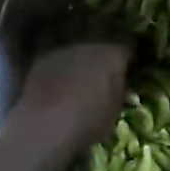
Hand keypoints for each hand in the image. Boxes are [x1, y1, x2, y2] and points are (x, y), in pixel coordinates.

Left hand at [4, 42, 131, 170]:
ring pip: (76, 54)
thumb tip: (117, 85)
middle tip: (101, 80)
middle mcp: (88, 46)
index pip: (126, 50)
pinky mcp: (42, 60)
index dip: (127, 62)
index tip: (128, 73)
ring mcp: (63, 51)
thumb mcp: (115, 110)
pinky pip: (57, 63)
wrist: (46, 124)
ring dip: (79, 65)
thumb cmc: (89, 121)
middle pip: (99, 49)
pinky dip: (59, 72)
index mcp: (112, 56)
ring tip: (76, 85)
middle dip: (101, 62)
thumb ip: (119, 91)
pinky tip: (55, 88)